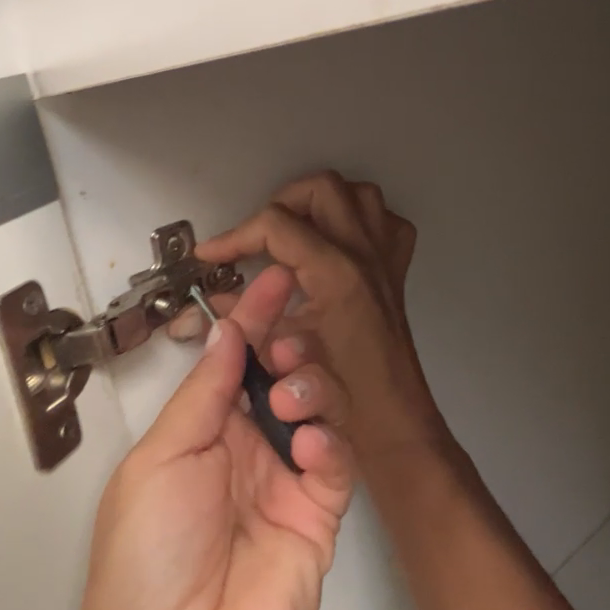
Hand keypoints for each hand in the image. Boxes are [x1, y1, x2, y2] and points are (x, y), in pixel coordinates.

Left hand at [83, 265, 354, 609]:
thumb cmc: (145, 561)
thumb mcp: (159, 460)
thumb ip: (204, 391)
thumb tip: (231, 330)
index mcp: (208, 429)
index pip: (242, 359)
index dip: (260, 317)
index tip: (277, 279)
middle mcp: (252, 445)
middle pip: (290, 373)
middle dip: (295, 348)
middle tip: (286, 347)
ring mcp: (288, 477)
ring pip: (323, 405)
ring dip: (314, 387)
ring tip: (292, 399)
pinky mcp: (319, 512)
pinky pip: (341, 461)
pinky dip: (332, 441)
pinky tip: (310, 444)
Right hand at [194, 172, 445, 456]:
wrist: (394, 421)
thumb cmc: (341, 396)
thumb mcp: (281, 353)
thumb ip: (247, 317)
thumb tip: (211, 298)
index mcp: (336, 272)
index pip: (277, 224)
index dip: (235, 235)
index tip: (210, 254)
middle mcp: (365, 253)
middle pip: (321, 188)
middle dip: (281, 204)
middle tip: (257, 237)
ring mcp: (387, 257)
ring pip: (358, 194)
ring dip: (323, 203)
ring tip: (294, 231)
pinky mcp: (398, 268)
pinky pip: (384, 220)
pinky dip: (359, 219)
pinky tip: (337, 244)